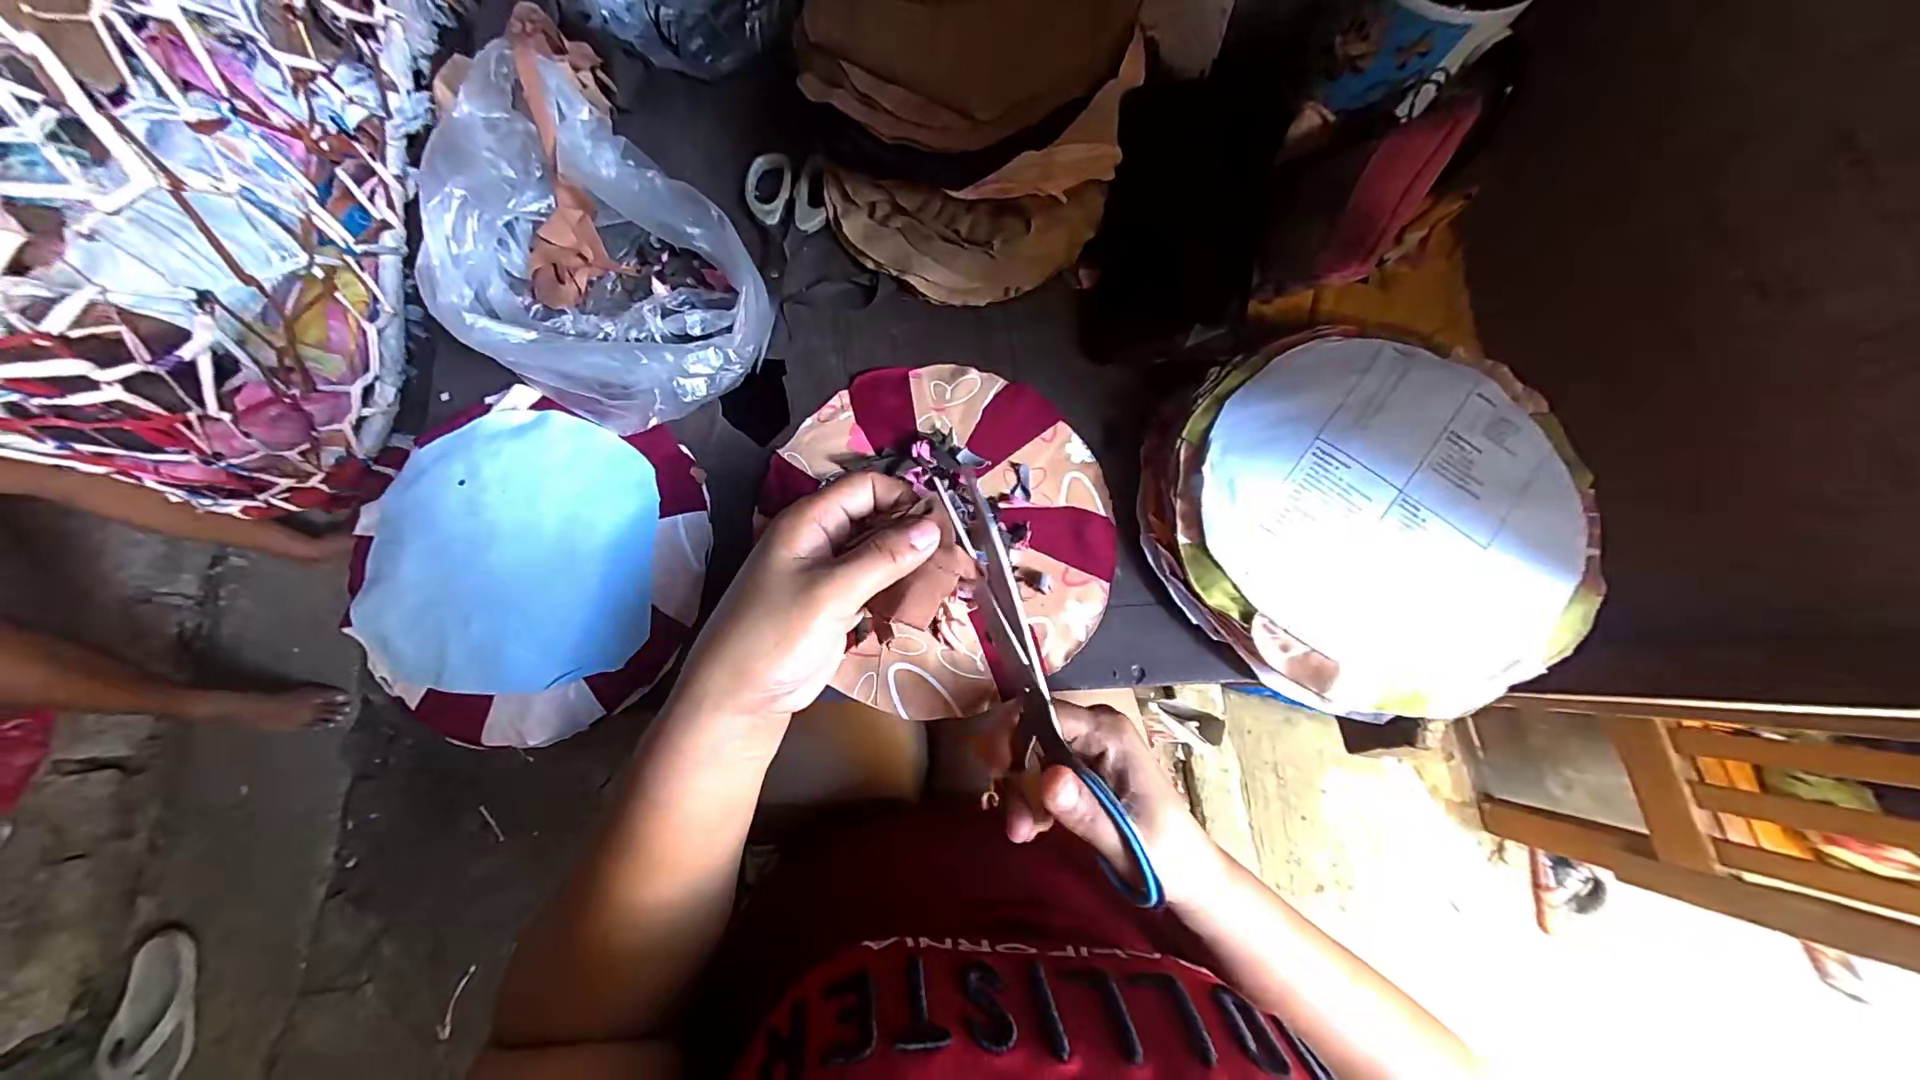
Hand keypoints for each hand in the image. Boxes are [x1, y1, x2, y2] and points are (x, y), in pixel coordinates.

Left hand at [669, 472, 938, 724]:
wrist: (740, 697)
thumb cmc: (775, 636)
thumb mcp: (830, 592)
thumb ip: (882, 558)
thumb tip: (933, 527)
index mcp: (810, 520)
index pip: (866, 487)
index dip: (903, 498)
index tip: (940, 524)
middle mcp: (821, 538)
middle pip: (876, 516)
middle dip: (912, 529)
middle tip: (952, 552)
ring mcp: (830, 572)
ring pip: (879, 550)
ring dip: (910, 559)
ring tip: (947, 574)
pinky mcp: (839, 602)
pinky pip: (876, 580)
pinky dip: (899, 584)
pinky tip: (925, 594)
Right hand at [1004, 702, 1227, 908]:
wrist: (1188, 875)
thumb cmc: (1164, 856)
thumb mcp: (1122, 839)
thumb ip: (1083, 810)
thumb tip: (1047, 779)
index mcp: (1110, 731)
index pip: (1044, 714)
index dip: (1014, 739)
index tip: (996, 775)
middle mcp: (1097, 727)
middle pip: (1034, 734)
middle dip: (1017, 777)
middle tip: (1016, 825)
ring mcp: (1090, 744)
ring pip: (1033, 754)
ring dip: (1021, 793)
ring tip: (1024, 833)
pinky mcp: (1085, 764)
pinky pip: (1043, 769)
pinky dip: (1033, 798)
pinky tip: (1035, 827)